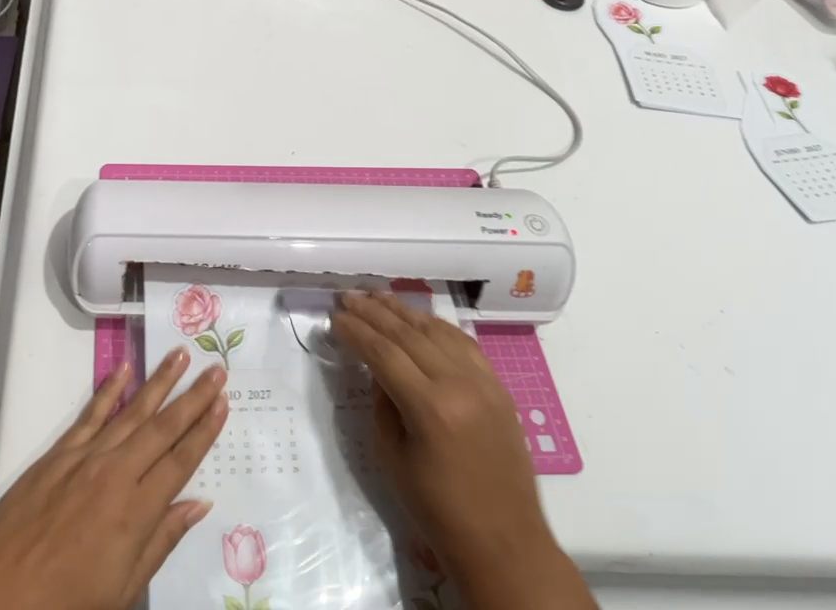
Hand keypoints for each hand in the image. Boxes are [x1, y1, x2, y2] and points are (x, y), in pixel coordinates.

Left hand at [0, 348, 227, 609]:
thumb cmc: (67, 602)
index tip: (224, 402)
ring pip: (129, 413)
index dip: (205, 431)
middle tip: (216, 369)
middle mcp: (114, 474)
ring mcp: (83, 459)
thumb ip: (162, 540)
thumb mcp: (124, 587)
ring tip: (180, 355)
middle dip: (192, 398)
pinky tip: (124, 370)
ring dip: (158, 383)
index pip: (180, 461)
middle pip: (161, 429)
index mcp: (135, 510)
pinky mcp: (56, 455)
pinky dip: (108, 391)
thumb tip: (199, 504)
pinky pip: (89, 415)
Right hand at [332, 292, 593, 609]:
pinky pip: (464, 344)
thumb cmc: (437, 507)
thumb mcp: (392, 456)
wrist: (502, 538)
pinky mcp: (499, 387)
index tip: (334, 318)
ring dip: (404, 312)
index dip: (356, 332)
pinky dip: (437, 326)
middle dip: (374, 313)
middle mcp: (460, 385)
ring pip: (438, 331)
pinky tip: (419, 319)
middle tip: (347, 296)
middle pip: (409, 334)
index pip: (384, 353)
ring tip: (377, 297)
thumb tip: (377, 368)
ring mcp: (485, 382)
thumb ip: (382, 404)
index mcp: (430, 408)